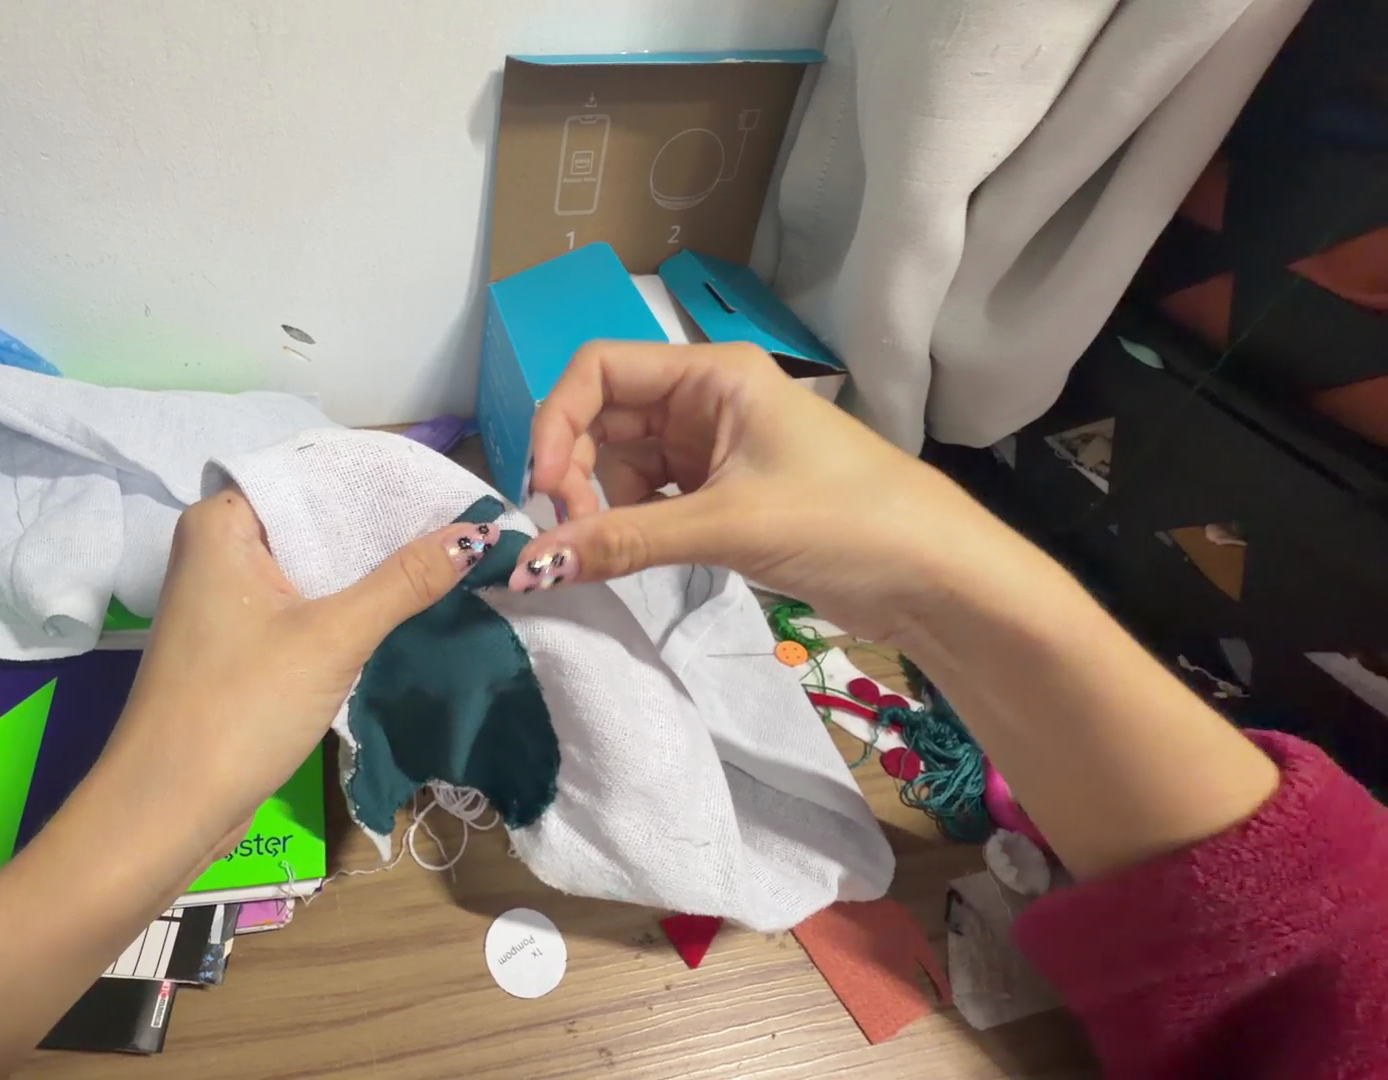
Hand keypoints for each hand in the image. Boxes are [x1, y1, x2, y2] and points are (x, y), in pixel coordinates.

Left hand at [105, 488, 491, 848]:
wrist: (168, 810)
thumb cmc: (240, 708)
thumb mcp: (332, 637)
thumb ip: (405, 581)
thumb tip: (476, 534)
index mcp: (223, 521)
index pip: (313, 473)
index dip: (381, 475)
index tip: (446, 480)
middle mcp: (220, 544)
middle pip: (315, 515)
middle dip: (384, 520)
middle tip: (459, 515)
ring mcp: (229, 591)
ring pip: (313, 558)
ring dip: (370, 560)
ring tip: (446, 545)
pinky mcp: (242, 632)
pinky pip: (305, 594)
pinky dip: (349, 594)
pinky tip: (402, 594)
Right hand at [515, 341, 1031, 643]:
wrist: (938, 581)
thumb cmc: (846, 523)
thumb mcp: (726, 525)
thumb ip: (622, 542)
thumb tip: (529, 569)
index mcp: (710, 374)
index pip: (598, 369)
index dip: (556, 421)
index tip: (544, 491)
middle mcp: (702, 399)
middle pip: (601, 416)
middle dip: (574, 470)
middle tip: (570, 533)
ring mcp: (708, 446)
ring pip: (619, 460)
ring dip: (598, 500)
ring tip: (605, 548)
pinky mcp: (714, 490)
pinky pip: (645, 495)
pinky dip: (626, 521)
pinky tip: (630, 550)